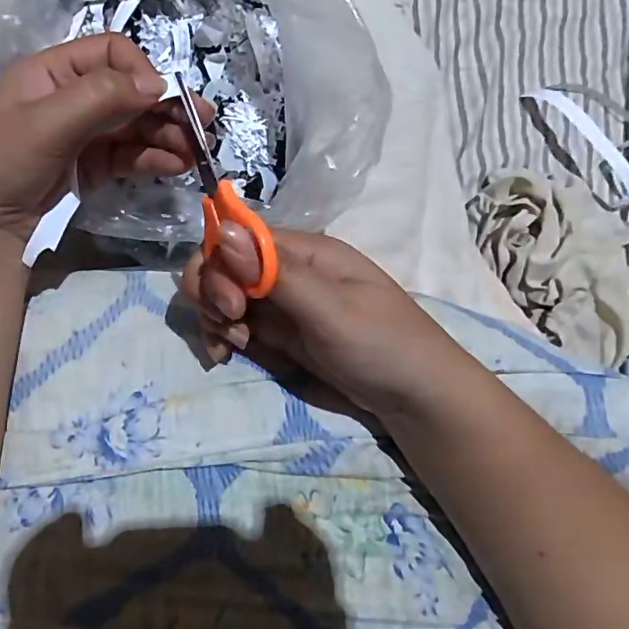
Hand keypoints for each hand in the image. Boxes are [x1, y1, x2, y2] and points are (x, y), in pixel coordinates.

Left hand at [0, 34, 207, 240]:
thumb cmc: (7, 161)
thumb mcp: (48, 120)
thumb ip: (103, 96)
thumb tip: (158, 83)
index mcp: (53, 72)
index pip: (110, 53)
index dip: (140, 71)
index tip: (162, 96)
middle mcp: (71, 97)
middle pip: (130, 91)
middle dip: (166, 106)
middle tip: (203, 124)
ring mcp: (83, 133)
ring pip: (135, 125)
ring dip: (167, 134)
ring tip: (195, 152)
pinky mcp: (92, 166)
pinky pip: (130, 154)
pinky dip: (153, 157)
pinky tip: (175, 165)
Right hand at [181, 227, 456, 419]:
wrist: (415, 400)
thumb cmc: (382, 345)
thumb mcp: (330, 309)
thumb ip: (275, 273)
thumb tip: (223, 228)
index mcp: (303, 252)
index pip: (238, 238)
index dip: (220, 264)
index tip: (229, 305)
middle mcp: (285, 271)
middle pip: (224, 265)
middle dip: (213, 293)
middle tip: (230, 327)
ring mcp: (280, 303)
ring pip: (223, 295)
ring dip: (214, 317)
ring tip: (231, 346)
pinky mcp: (278, 333)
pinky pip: (235, 324)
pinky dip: (223, 335)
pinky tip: (227, 354)